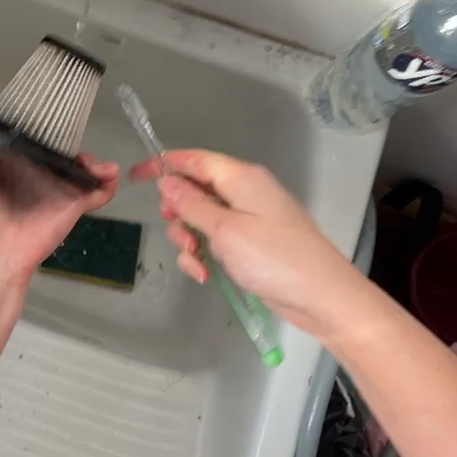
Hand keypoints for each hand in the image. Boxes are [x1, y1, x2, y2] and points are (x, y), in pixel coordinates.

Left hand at [0, 80, 119, 283]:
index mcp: (10, 159)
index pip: (32, 136)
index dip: (44, 123)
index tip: (54, 105)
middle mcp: (35, 172)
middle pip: (61, 150)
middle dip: (73, 139)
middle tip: (76, 130)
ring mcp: (56, 190)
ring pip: (82, 169)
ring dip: (93, 160)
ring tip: (90, 159)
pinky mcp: (73, 206)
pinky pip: (98, 193)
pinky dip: (107, 182)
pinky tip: (107, 173)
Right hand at [131, 149, 368, 338]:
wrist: (322, 297)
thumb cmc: (275, 258)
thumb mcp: (225, 231)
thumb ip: (192, 204)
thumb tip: (166, 181)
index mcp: (241, 178)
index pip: (194, 159)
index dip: (163, 164)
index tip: (134, 176)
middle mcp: (244, 192)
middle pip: (194, 190)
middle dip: (178, 215)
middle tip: (181, 236)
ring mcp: (247, 218)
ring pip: (200, 218)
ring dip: (189, 240)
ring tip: (197, 263)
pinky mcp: (250, 242)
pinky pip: (215, 239)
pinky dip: (204, 254)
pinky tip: (206, 274)